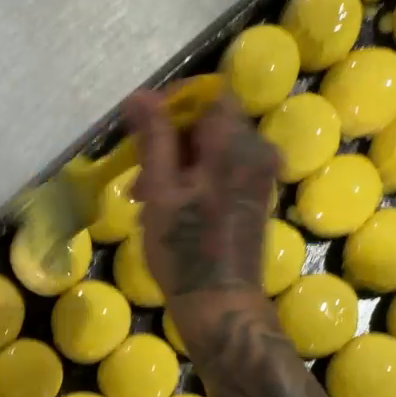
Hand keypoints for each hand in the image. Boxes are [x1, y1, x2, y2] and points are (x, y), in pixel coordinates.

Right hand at [125, 88, 279, 301]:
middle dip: (169, 140)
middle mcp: (257, 150)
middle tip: (135, 176)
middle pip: (210, 121)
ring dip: (177, 164)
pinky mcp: (255, 196)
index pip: (207, 94)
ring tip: (146, 198)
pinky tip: (171, 210)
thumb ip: (154, 140)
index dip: (170, 104)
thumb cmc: (184, 251)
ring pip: (213, 148)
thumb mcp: (160, 193)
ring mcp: (260, 174)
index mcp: (236, 143)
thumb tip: (138, 97)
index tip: (138, 131)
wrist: (219, 302)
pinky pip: (222, 170)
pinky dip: (194, 180)